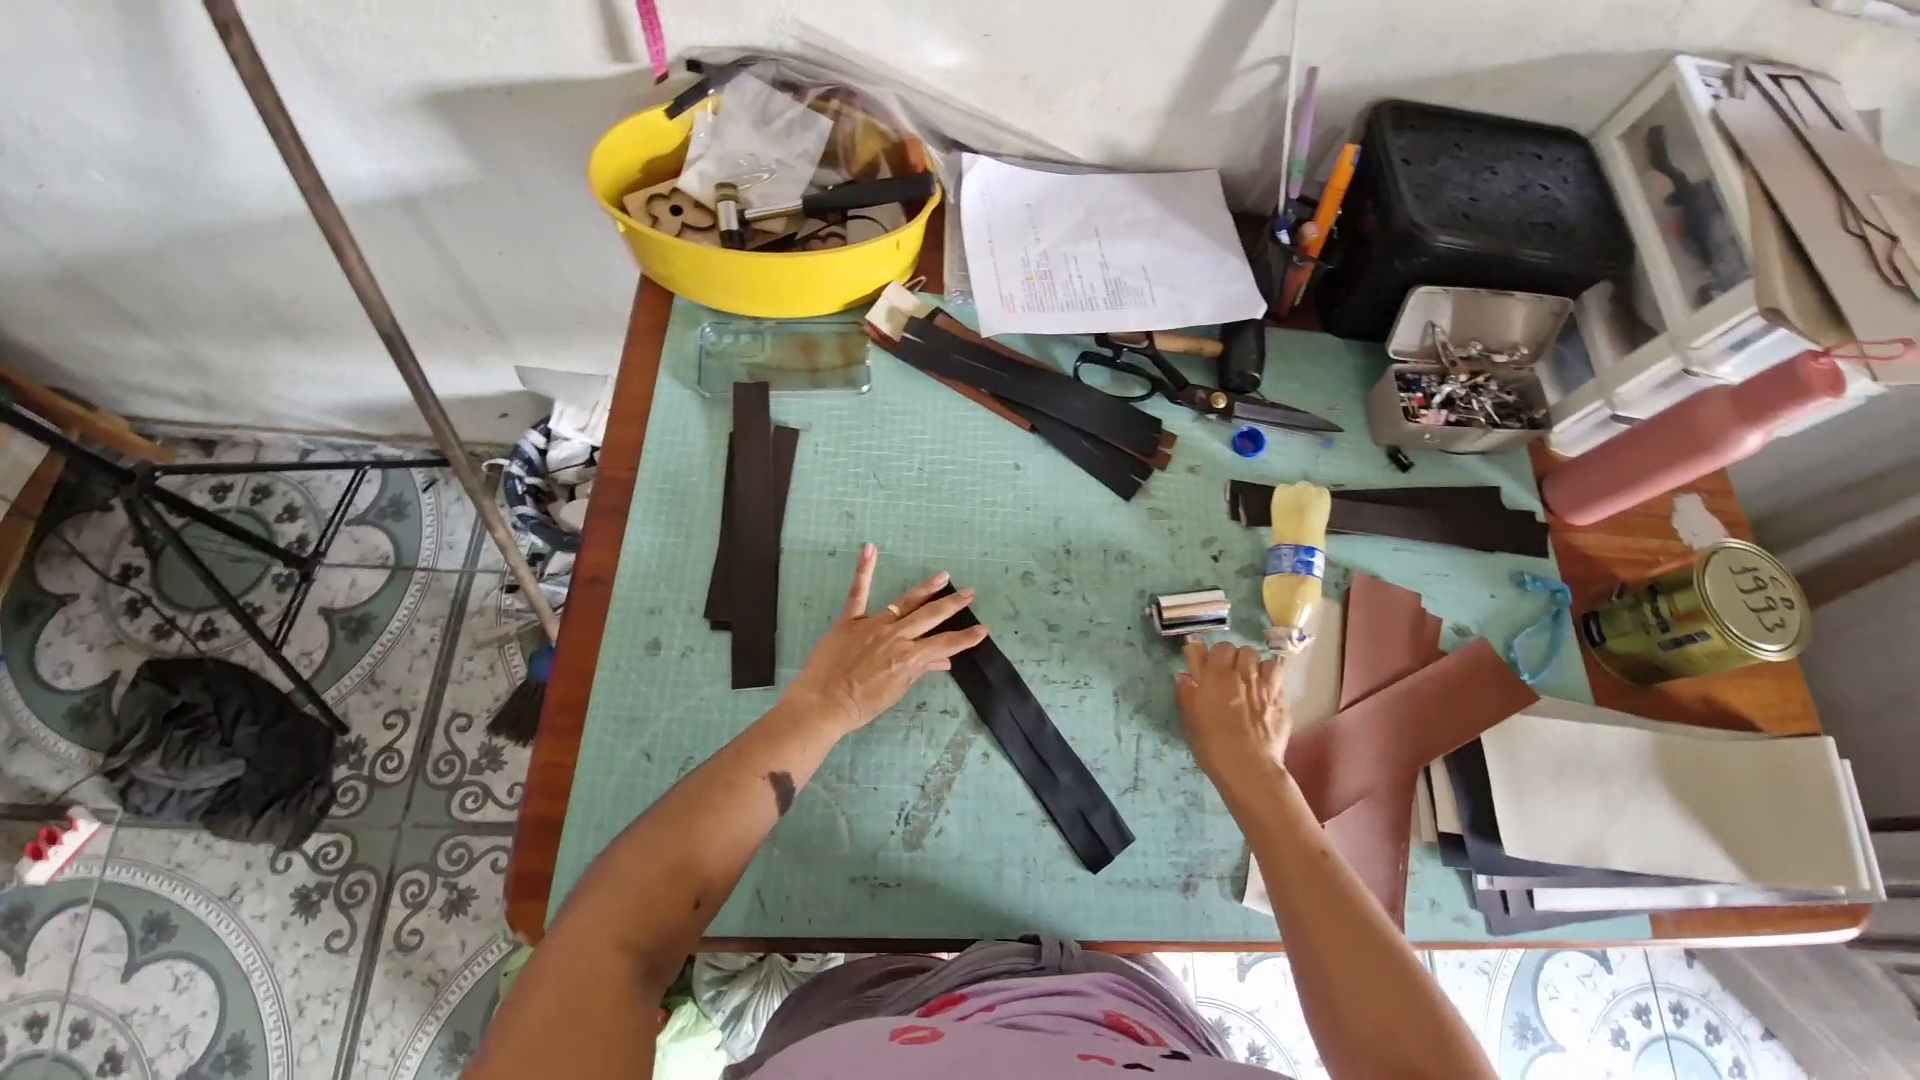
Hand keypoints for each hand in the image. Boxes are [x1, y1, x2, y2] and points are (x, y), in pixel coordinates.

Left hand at [781, 544, 988, 734]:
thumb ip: (919, 671)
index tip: (983, 630)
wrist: (825, 702)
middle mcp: (897, 636)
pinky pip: (858, 592)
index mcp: (910, 657)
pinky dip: (863, 570)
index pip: (946, 643)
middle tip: (969, 593)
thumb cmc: (862, 704)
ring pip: (905, 602)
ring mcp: (874, 624)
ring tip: (943, 576)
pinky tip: (869, 548)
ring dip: (926, 588)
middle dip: (953, 604)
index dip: (966, 638)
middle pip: (931, 616)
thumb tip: (944, 661)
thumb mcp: (897, 691)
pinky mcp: (850, 620)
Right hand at [1175, 641, 1289, 786]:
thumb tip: (1184, 677)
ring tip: (1251, 681)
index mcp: (1215, 676)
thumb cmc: (1212, 745)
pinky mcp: (1282, 699)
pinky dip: (1272, 681)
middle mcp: (1241, 674)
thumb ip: (1187, 695)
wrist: (1249, 767)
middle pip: (1241, 650)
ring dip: (1255, 666)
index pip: (1216, 647)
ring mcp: (1265, 685)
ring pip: (1263, 659)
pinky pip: (1278, 678)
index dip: (1211, 655)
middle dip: (1235, 658)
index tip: (1206, 665)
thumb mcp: (1191, 721)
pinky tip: (1266, 694)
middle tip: (1229, 675)